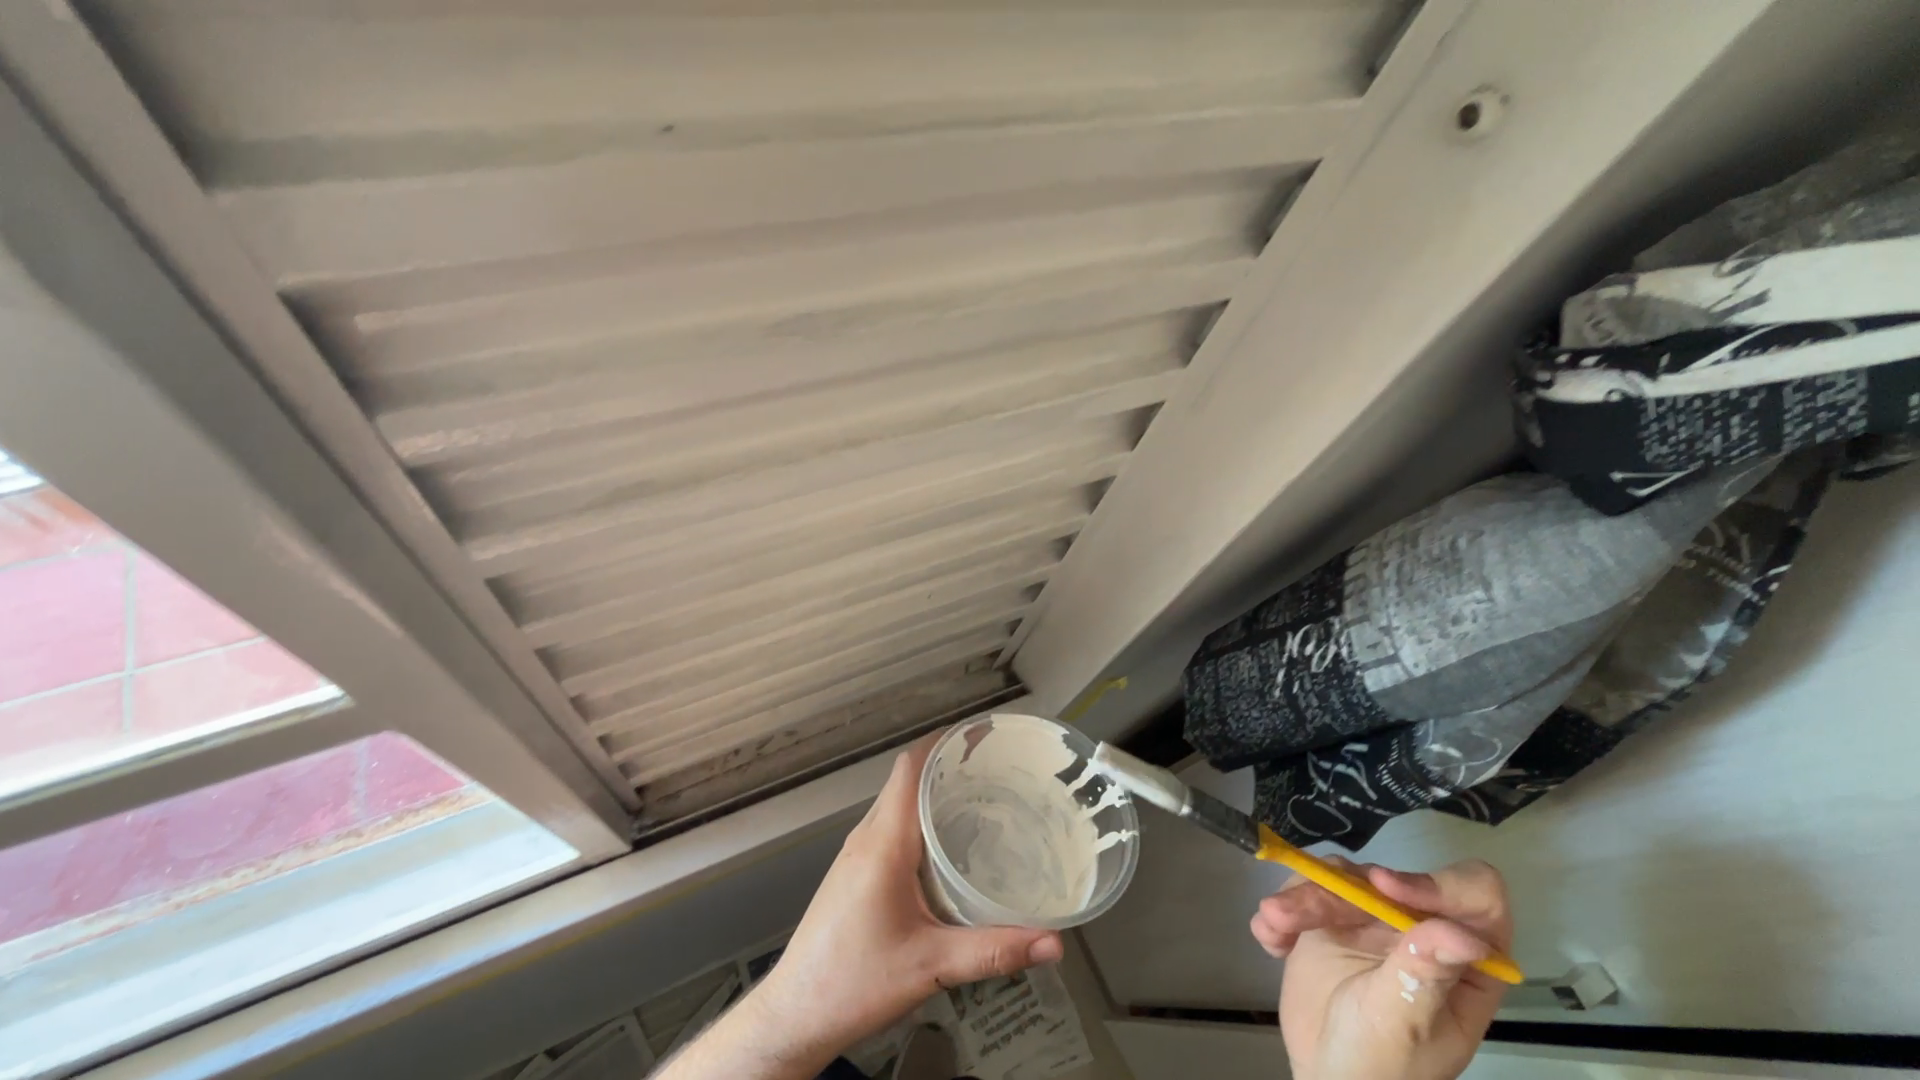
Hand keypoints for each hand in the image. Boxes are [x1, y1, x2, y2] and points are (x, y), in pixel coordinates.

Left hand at [751, 734, 1064, 1066]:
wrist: (795, 1015)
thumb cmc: (853, 983)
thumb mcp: (931, 967)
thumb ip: (994, 951)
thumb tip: (1054, 944)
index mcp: (883, 843)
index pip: (910, 768)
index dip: (944, 742)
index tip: (982, 734)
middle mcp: (866, 838)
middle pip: (907, 779)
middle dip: (949, 763)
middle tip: (999, 766)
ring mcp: (856, 854)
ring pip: (898, 803)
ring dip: (935, 791)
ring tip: (984, 797)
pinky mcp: (854, 873)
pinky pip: (892, 826)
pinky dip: (922, 819)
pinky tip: (951, 845)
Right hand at [1250, 858, 1512, 1079]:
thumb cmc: (1379, 1068)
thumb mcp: (1404, 1025)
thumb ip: (1425, 975)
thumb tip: (1465, 935)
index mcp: (1464, 959)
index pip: (1473, 897)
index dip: (1436, 883)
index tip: (1384, 887)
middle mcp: (1419, 929)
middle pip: (1384, 880)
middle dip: (1332, 891)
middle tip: (1287, 913)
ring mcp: (1370, 922)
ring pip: (1338, 879)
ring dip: (1297, 898)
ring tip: (1272, 927)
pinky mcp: (1327, 921)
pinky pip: (1302, 890)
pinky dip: (1280, 913)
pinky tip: (1270, 940)